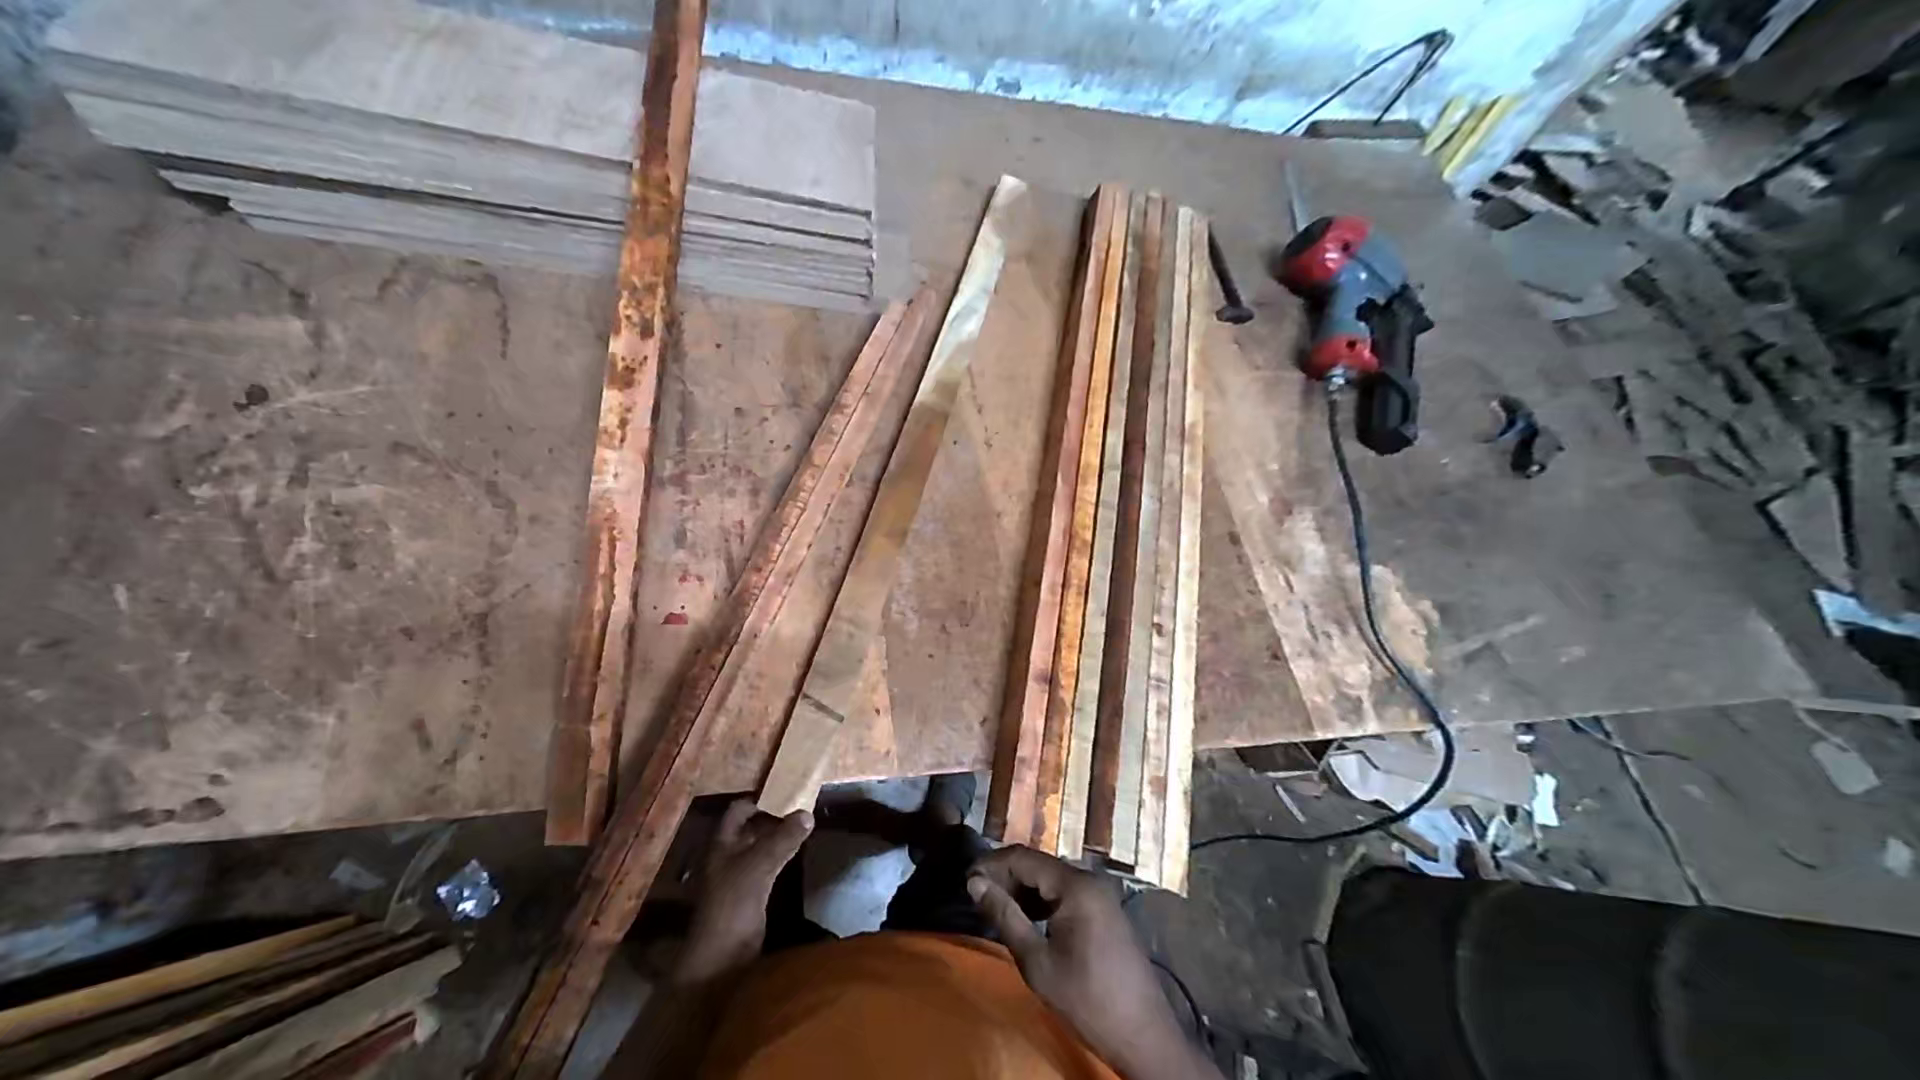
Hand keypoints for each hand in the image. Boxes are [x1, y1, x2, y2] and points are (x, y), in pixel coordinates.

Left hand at [673, 799, 811, 985]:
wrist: (720, 961)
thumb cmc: (732, 906)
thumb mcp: (758, 867)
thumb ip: (782, 840)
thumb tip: (808, 813)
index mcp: (723, 844)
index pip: (739, 810)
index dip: (759, 799)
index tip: (787, 791)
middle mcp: (729, 856)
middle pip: (751, 827)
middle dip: (774, 816)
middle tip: (803, 806)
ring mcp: (739, 877)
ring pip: (761, 847)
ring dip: (780, 837)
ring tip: (806, 827)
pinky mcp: (751, 896)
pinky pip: (768, 867)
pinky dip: (782, 857)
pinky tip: (798, 855)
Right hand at [967, 846, 1218, 1078]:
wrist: (1143, 1034)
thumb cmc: (1087, 999)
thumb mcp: (1036, 961)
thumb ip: (1005, 916)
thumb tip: (974, 882)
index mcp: (1075, 885)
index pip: (1023, 857)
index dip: (991, 864)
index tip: (965, 880)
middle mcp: (1089, 879)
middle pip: (1037, 864)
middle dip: (1005, 876)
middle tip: (976, 896)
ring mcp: (1100, 893)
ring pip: (1050, 878)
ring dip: (1021, 889)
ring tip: (994, 909)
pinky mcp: (1104, 909)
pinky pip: (1064, 893)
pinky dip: (1041, 901)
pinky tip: (1024, 920)